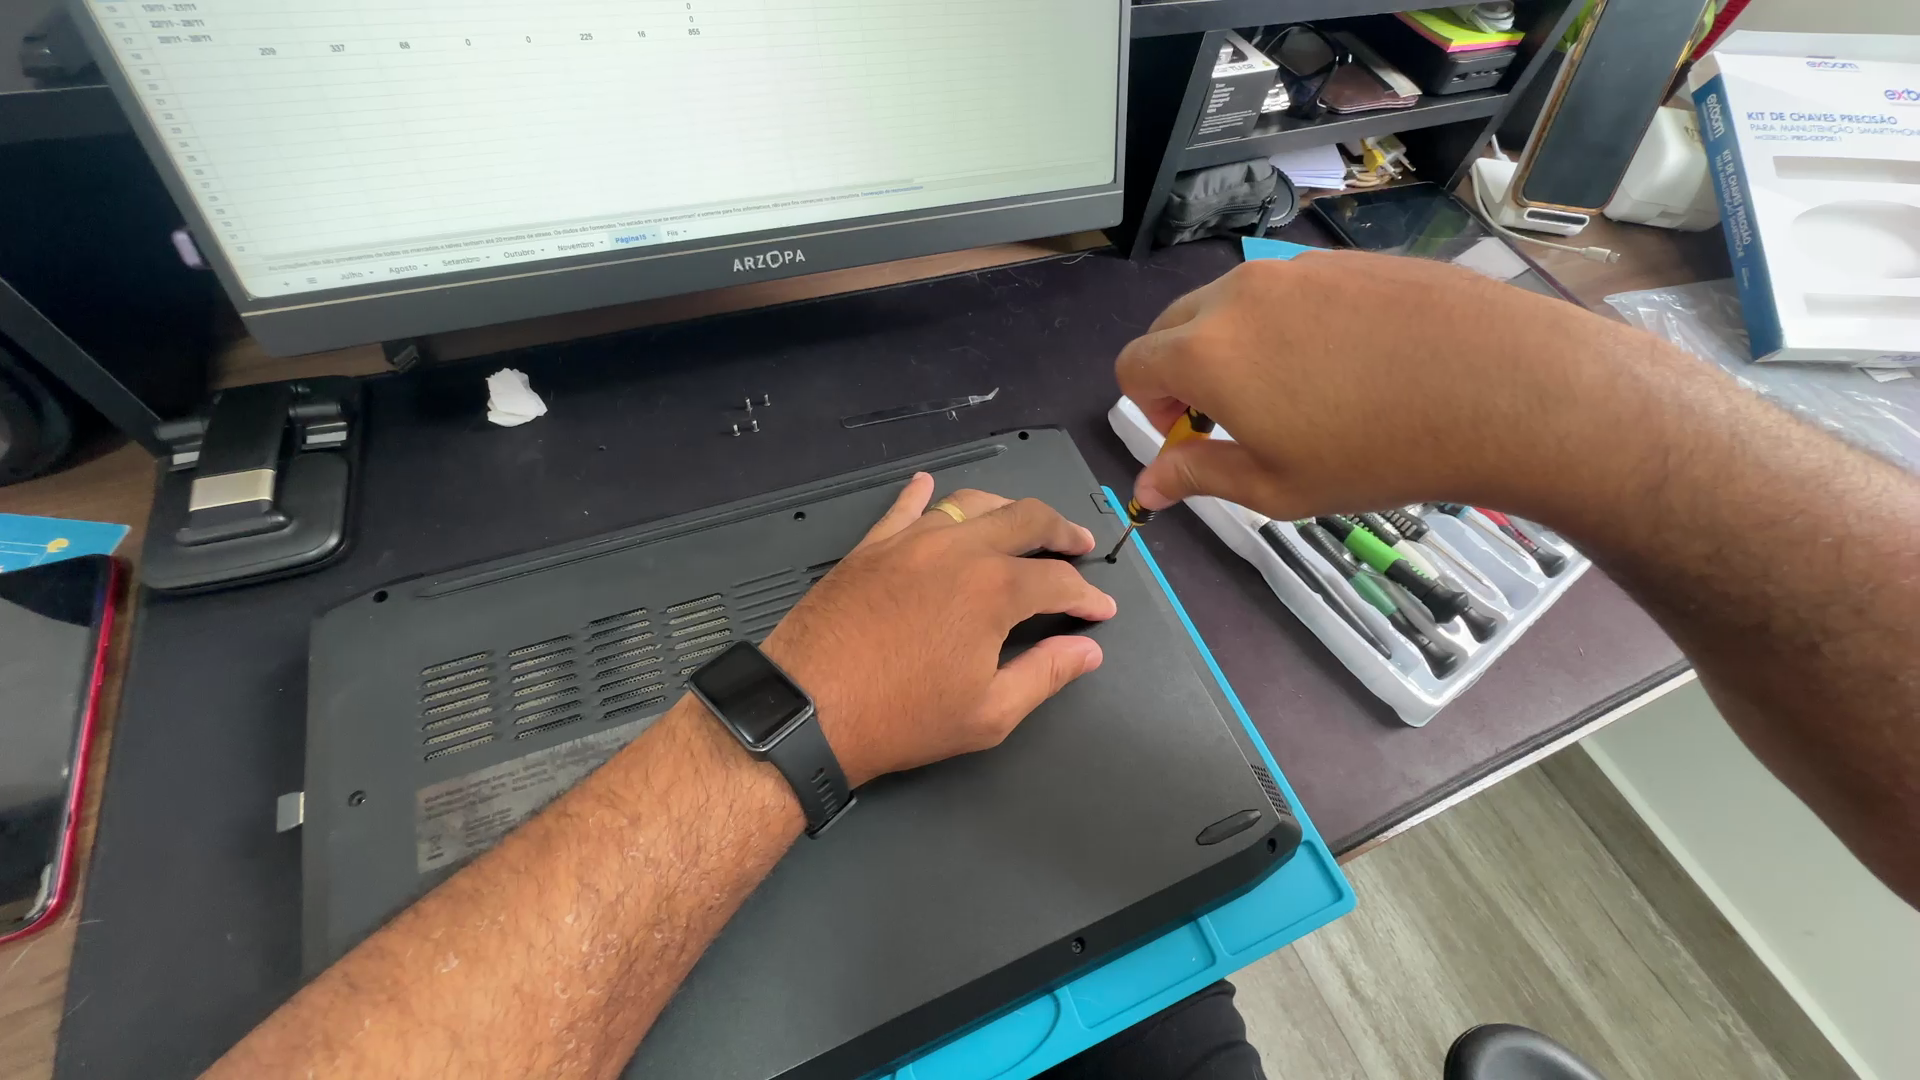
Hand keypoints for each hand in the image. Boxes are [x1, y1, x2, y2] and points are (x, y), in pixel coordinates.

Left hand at [760, 474, 1116, 787]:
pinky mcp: (872, 545)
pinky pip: (904, 507)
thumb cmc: (902, 718)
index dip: (1087, 596)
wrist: (808, 708)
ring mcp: (911, 540)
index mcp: (994, 589)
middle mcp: (958, 549)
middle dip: (1061, 529)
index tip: (1100, 610)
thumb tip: (1087, 651)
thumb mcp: (988, 713)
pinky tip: (929, 484)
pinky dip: (924, 493)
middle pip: (1025, 519)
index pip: (1059, 581)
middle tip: (1079, 543)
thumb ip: (1046, 674)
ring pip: (971, 503)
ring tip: (1022, 524)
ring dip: (1006, 509)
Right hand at [1113, 250, 1650, 521]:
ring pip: (1225, 305)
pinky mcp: (1343, 259)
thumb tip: (1147, 486)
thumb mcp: (1274, 486)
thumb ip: (1197, 476)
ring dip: (1229, 346)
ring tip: (1292, 388)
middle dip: (1179, 372)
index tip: (1190, 432)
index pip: (1133, 364)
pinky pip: (1281, 290)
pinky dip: (1280, 324)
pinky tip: (1341, 360)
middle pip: (1170, 327)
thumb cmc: (1375, 453)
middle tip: (1231, 414)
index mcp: (1207, 352)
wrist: (1507, 390)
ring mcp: (1294, 269)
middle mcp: (1237, 296)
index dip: (1146, 406)